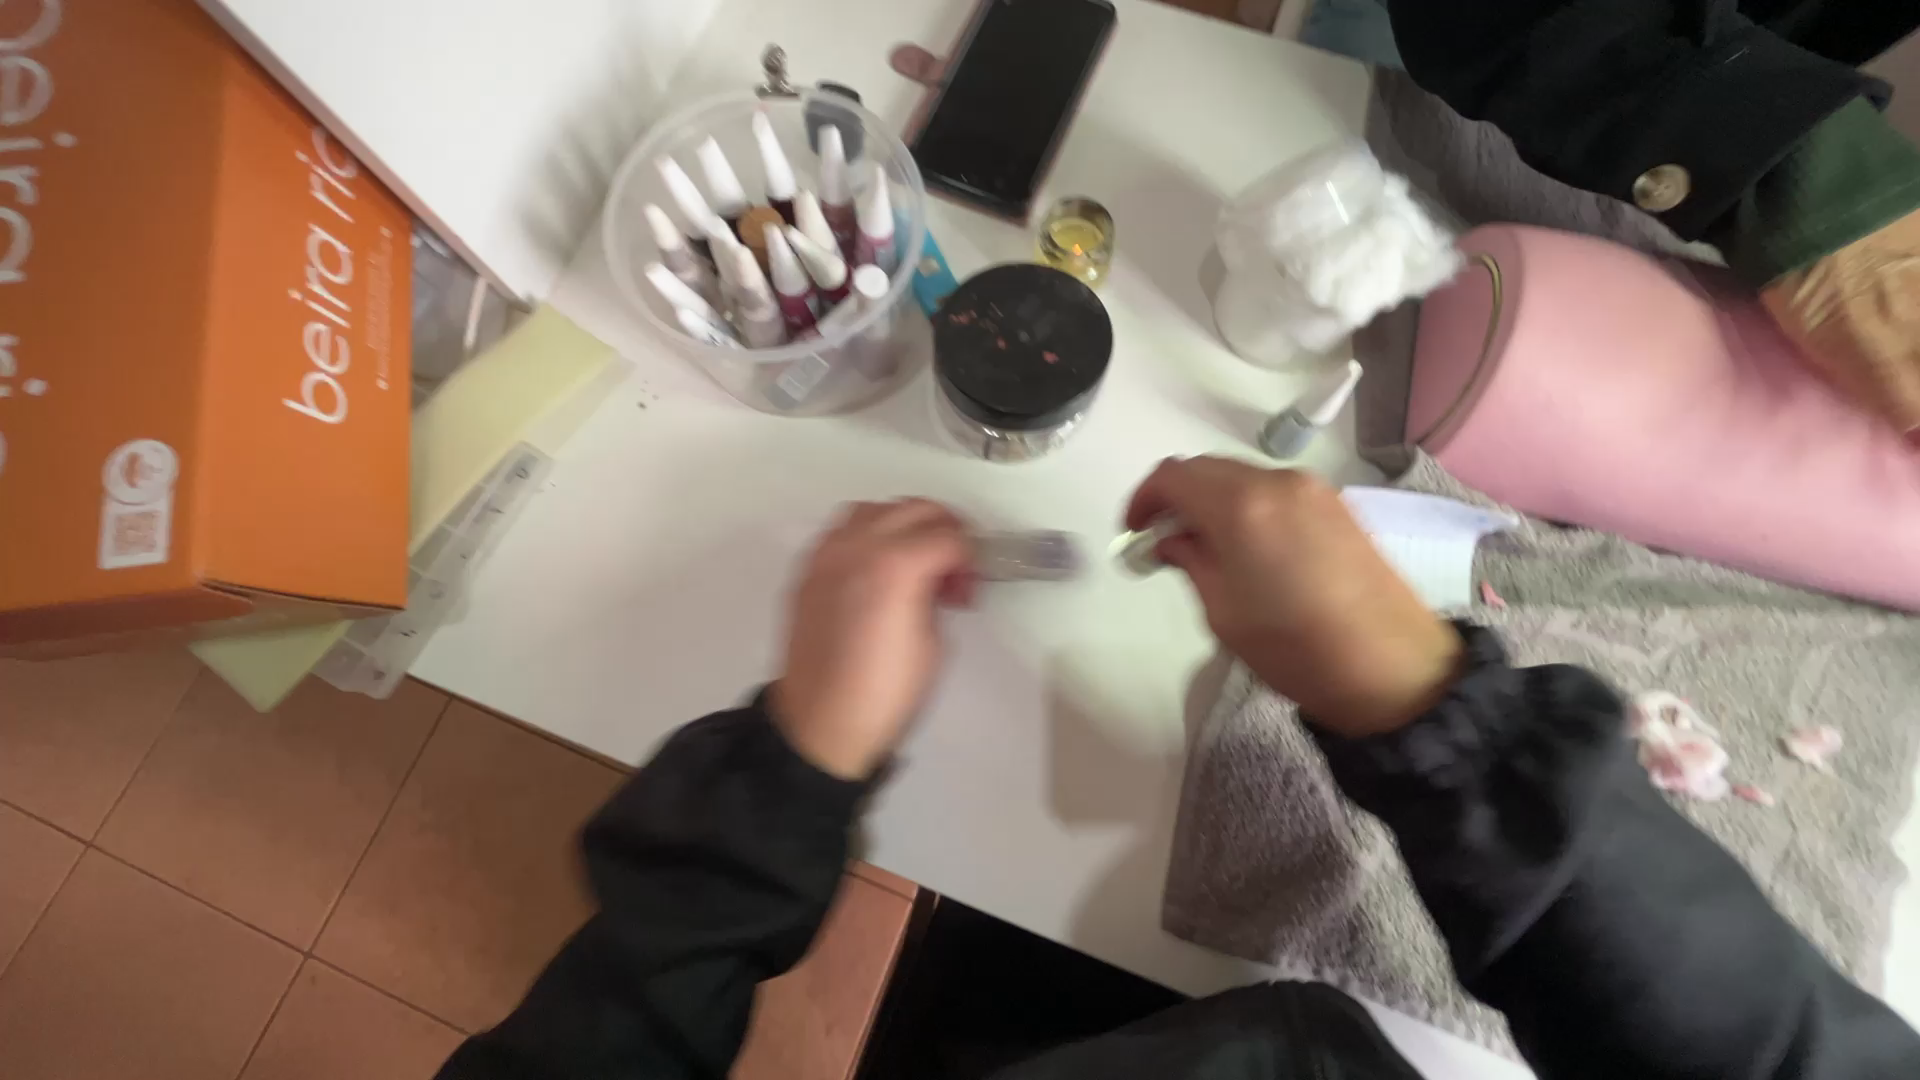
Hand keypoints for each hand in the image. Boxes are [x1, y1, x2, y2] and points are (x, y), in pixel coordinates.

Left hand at [771, 499, 976, 779]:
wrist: (820, 725)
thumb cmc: (885, 693)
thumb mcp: (933, 644)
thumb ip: (935, 595)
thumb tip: (933, 582)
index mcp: (895, 566)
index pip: (950, 537)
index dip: (970, 560)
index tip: (968, 589)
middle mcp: (858, 547)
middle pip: (915, 508)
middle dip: (945, 532)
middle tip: (952, 571)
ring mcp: (827, 554)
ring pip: (876, 509)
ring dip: (903, 525)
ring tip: (913, 563)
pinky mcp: (808, 569)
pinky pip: (842, 531)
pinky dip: (868, 537)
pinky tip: (877, 571)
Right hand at [1126, 457, 1463, 736]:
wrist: (1393, 670)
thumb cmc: (1294, 648)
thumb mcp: (1221, 612)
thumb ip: (1190, 561)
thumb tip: (1172, 540)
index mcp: (1241, 506)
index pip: (1172, 476)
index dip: (1144, 499)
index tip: (1135, 531)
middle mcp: (1276, 482)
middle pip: (1205, 468)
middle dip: (1176, 497)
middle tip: (1164, 540)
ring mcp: (1312, 489)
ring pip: (1239, 476)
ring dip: (1211, 500)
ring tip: (1203, 546)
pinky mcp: (1335, 505)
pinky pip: (1273, 490)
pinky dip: (1245, 505)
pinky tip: (1246, 545)